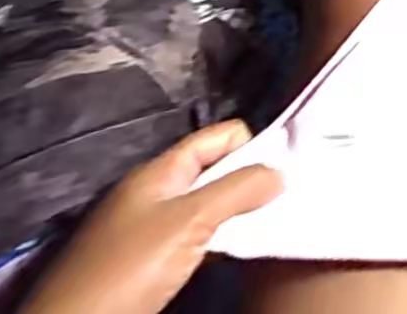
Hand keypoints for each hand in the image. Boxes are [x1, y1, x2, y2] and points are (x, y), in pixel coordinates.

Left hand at [19, 120, 282, 313]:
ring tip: (258, 225)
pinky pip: (195, 234)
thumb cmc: (126, 271)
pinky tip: (230, 249)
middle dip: (247, 180)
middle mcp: (152, 193)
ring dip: (234, 212)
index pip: (223, 135)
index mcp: (157, 171)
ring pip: (208, 204)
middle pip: (217, 168)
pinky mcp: (143, 263)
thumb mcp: (190, 221)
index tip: (276, 172)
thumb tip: (281, 174)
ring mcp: (144, 230)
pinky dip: (217, 237)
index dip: (253, 145)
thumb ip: (241, 186)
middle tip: (274, 199)